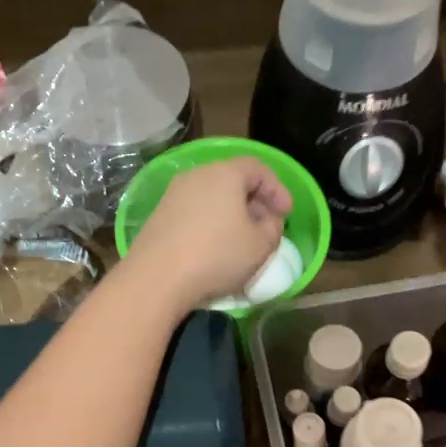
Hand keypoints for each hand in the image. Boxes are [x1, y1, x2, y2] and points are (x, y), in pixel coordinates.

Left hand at [122, 158, 291, 308]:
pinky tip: (215, 246)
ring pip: (212, 195)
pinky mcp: (160, 214)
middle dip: (255, 200)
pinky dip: (211, 222)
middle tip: (267, 224)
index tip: (287, 213)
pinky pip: (195, 210)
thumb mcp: (260, 246)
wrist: (158, 278)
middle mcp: (197, 174)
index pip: (258, 168)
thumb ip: (274, 228)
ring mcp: (174, 193)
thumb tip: (269, 220)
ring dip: (232, 212)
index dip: (278, 189)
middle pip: (233, 179)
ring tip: (242, 237)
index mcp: (225, 173)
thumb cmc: (217, 256)